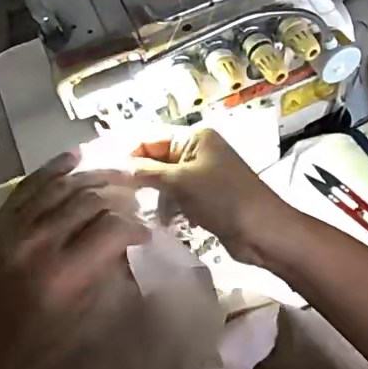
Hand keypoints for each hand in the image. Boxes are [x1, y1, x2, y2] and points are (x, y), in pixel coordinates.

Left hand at [0, 150, 149, 368]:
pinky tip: (75, 156)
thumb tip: (129, 249)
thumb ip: (107, 277)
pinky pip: (29, 185)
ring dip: (93, 176)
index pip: (111, 229)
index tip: (145, 233)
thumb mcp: (80, 319)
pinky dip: (53, 168)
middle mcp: (39, 242)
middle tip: (136, 201)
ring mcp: (14, 227)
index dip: (135, 227)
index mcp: (64, 274)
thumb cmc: (33, 343)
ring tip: (117, 174)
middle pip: (89, 201)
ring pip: (61, 186)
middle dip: (119, 197)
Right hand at [127, 129, 292, 266]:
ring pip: (164, 180)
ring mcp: (202, 175)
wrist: (263, 231)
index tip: (104, 174)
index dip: (127, 154)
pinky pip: (176, 197)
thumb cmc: (223, 198)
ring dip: (152, 194)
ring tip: (134, 210)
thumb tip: (117, 167)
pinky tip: (158, 220)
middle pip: (156, 158)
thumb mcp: (181, 181)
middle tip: (113, 195)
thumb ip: (147, 172)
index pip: (149, 138)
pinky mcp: (205, 198)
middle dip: (138, 176)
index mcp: (194, 137)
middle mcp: (197, 151)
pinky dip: (166, 206)